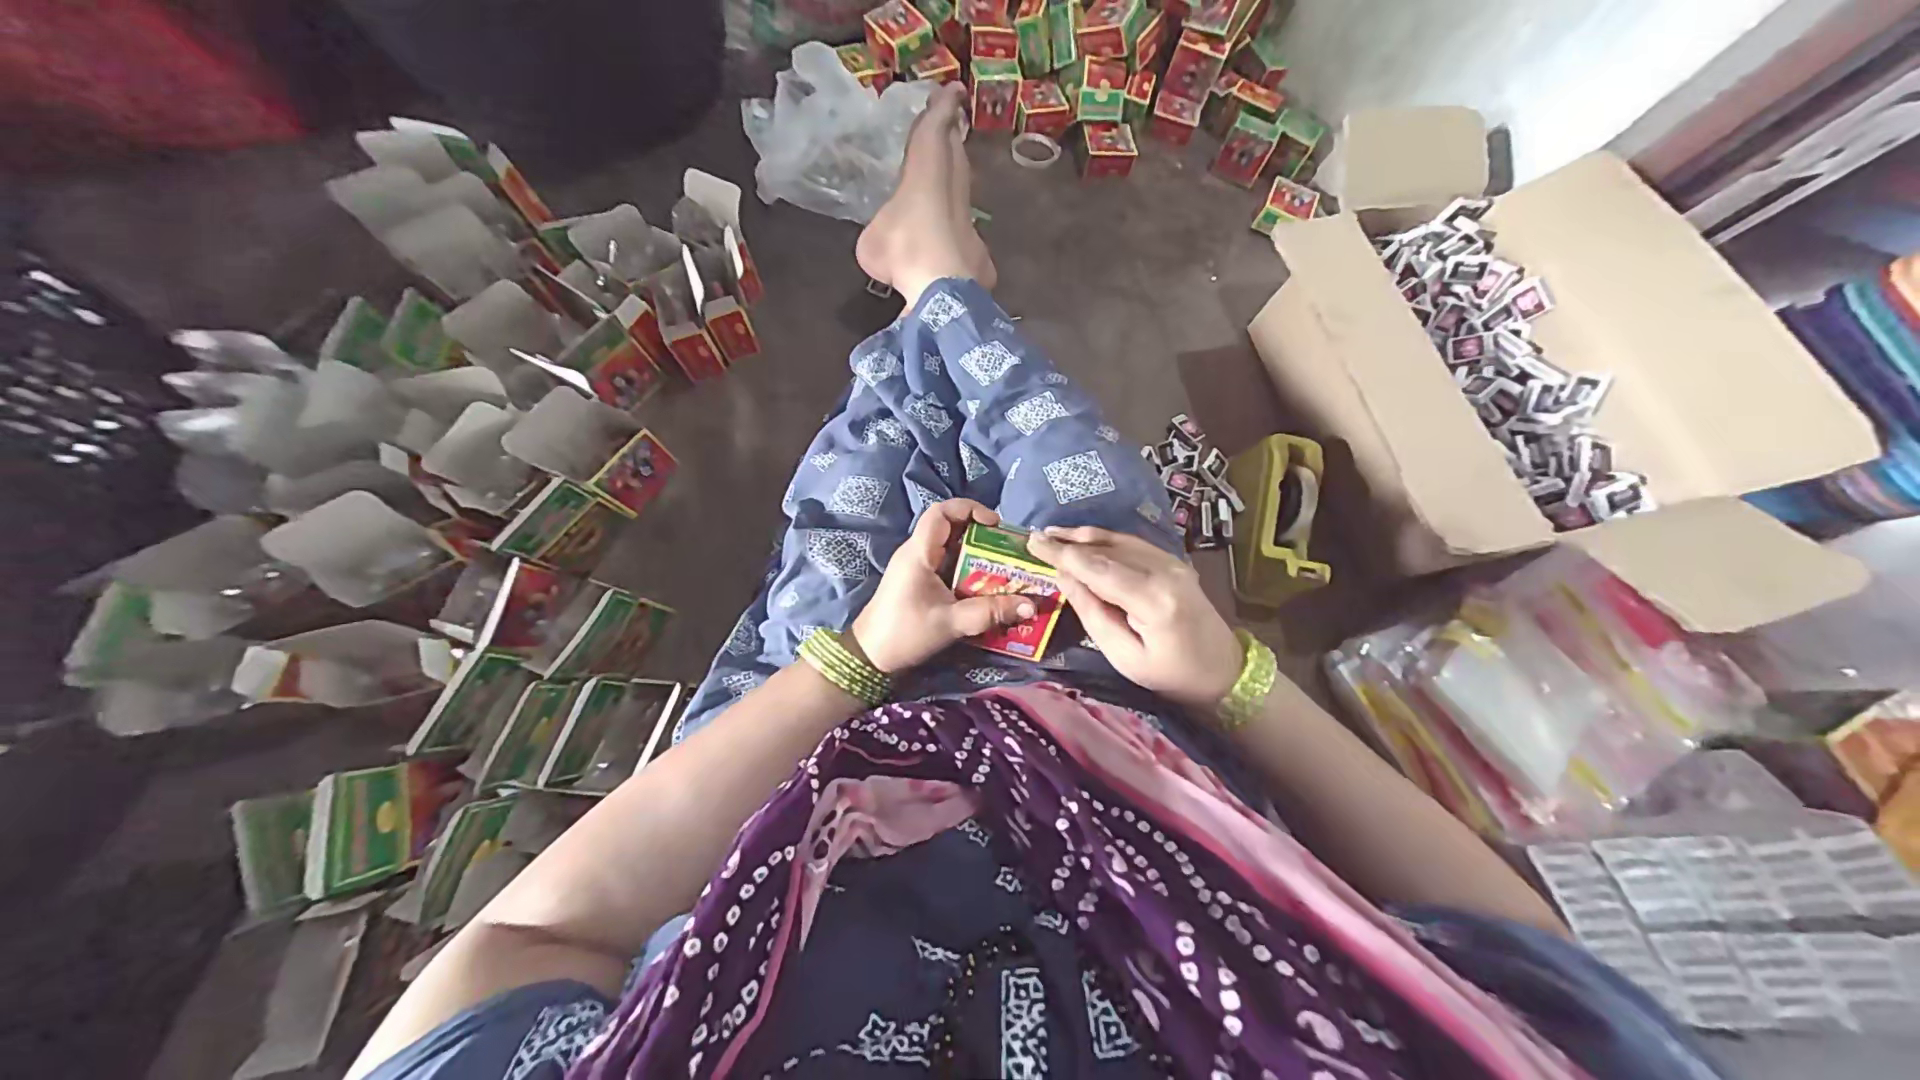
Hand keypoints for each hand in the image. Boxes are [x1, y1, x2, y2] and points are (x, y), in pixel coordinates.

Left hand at [850, 499, 1034, 673]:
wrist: (870, 657)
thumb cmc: (905, 633)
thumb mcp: (951, 623)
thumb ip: (991, 612)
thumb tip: (1031, 605)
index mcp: (919, 552)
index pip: (941, 512)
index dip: (970, 510)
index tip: (995, 525)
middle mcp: (916, 553)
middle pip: (950, 527)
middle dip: (981, 534)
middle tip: (1008, 550)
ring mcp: (916, 567)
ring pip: (950, 548)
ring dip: (976, 554)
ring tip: (1004, 567)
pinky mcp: (919, 582)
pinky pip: (946, 565)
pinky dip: (967, 569)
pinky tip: (986, 586)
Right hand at [1025, 526, 1243, 710]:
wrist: (1224, 669)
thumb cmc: (1171, 674)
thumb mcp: (1124, 656)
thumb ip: (1092, 613)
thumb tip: (1066, 577)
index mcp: (1152, 599)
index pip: (1097, 567)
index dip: (1062, 553)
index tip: (1033, 542)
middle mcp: (1163, 571)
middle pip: (1106, 549)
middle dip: (1068, 541)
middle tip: (1035, 536)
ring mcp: (1171, 562)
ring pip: (1118, 540)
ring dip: (1084, 536)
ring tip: (1053, 534)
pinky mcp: (1173, 562)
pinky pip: (1132, 543)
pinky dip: (1104, 539)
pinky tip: (1084, 539)